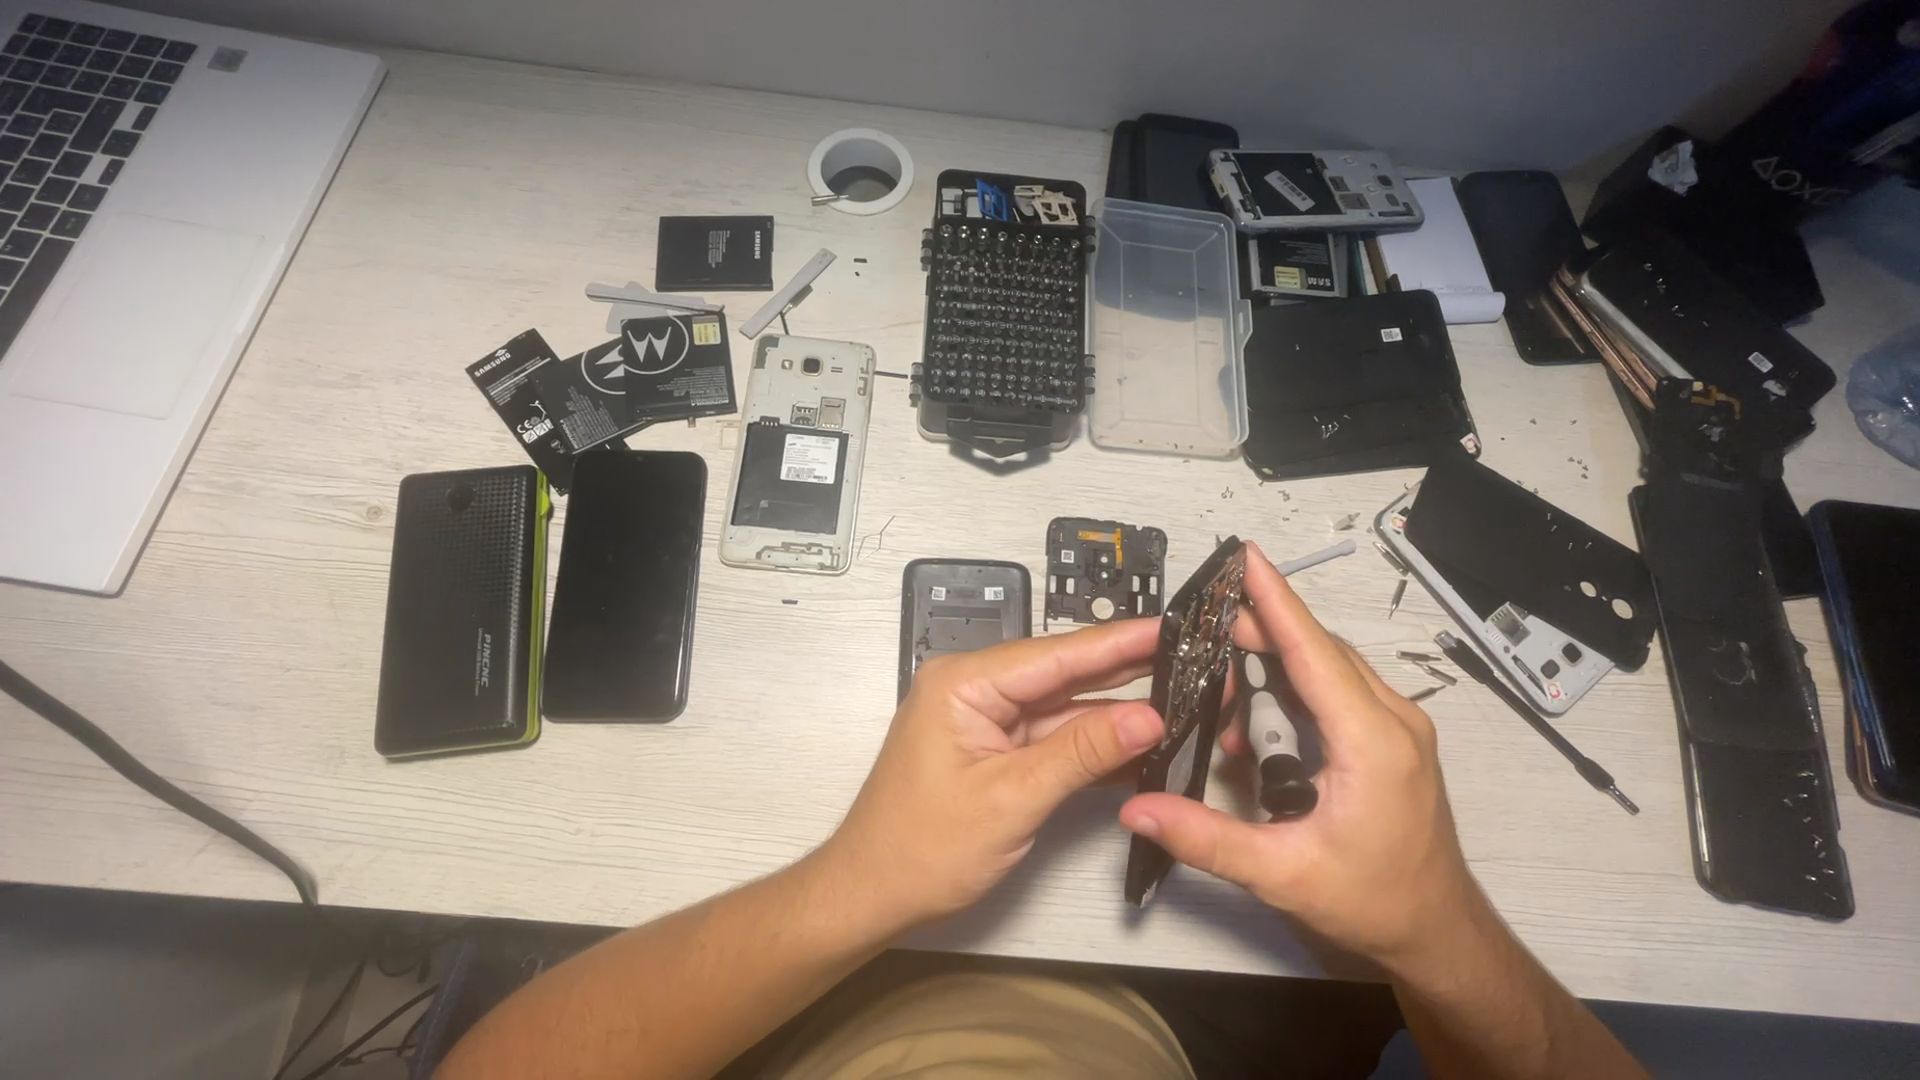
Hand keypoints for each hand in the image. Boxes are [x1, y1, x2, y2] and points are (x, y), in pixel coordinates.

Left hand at [824, 620, 1164, 929]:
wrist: (873, 894)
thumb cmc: (920, 849)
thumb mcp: (1012, 797)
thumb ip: (1082, 752)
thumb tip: (1146, 717)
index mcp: (963, 683)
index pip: (1054, 654)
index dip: (1117, 642)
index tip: (1168, 628)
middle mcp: (972, 688)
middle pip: (1060, 672)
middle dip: (1122, 668)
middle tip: (1184, 655)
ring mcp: (983, 718)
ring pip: (1060, 705)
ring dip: (1112, 709)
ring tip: (1175, 694)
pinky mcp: (993, 746)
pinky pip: (1049, 734)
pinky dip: (1089, 742)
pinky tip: (1135, 741)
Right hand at [1118, 542, 1485, 971]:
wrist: (1438, 933)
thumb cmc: (1377, 902)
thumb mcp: (1283, 874)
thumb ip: (1205, 838)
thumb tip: (1140, 809)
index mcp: (1373, 742)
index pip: (1313, 651)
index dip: (1275, 600)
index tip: (1247, 557)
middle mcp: (1390, 720)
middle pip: (1315, 649)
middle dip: (1258, 634)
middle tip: (1205, 640)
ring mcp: (1394, 726)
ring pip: (1323, 666)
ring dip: (1271, 668)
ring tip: (1225, 694)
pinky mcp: (1386, 736)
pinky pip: (1332, 689)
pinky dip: (1289, 691)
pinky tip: (1256, 725)